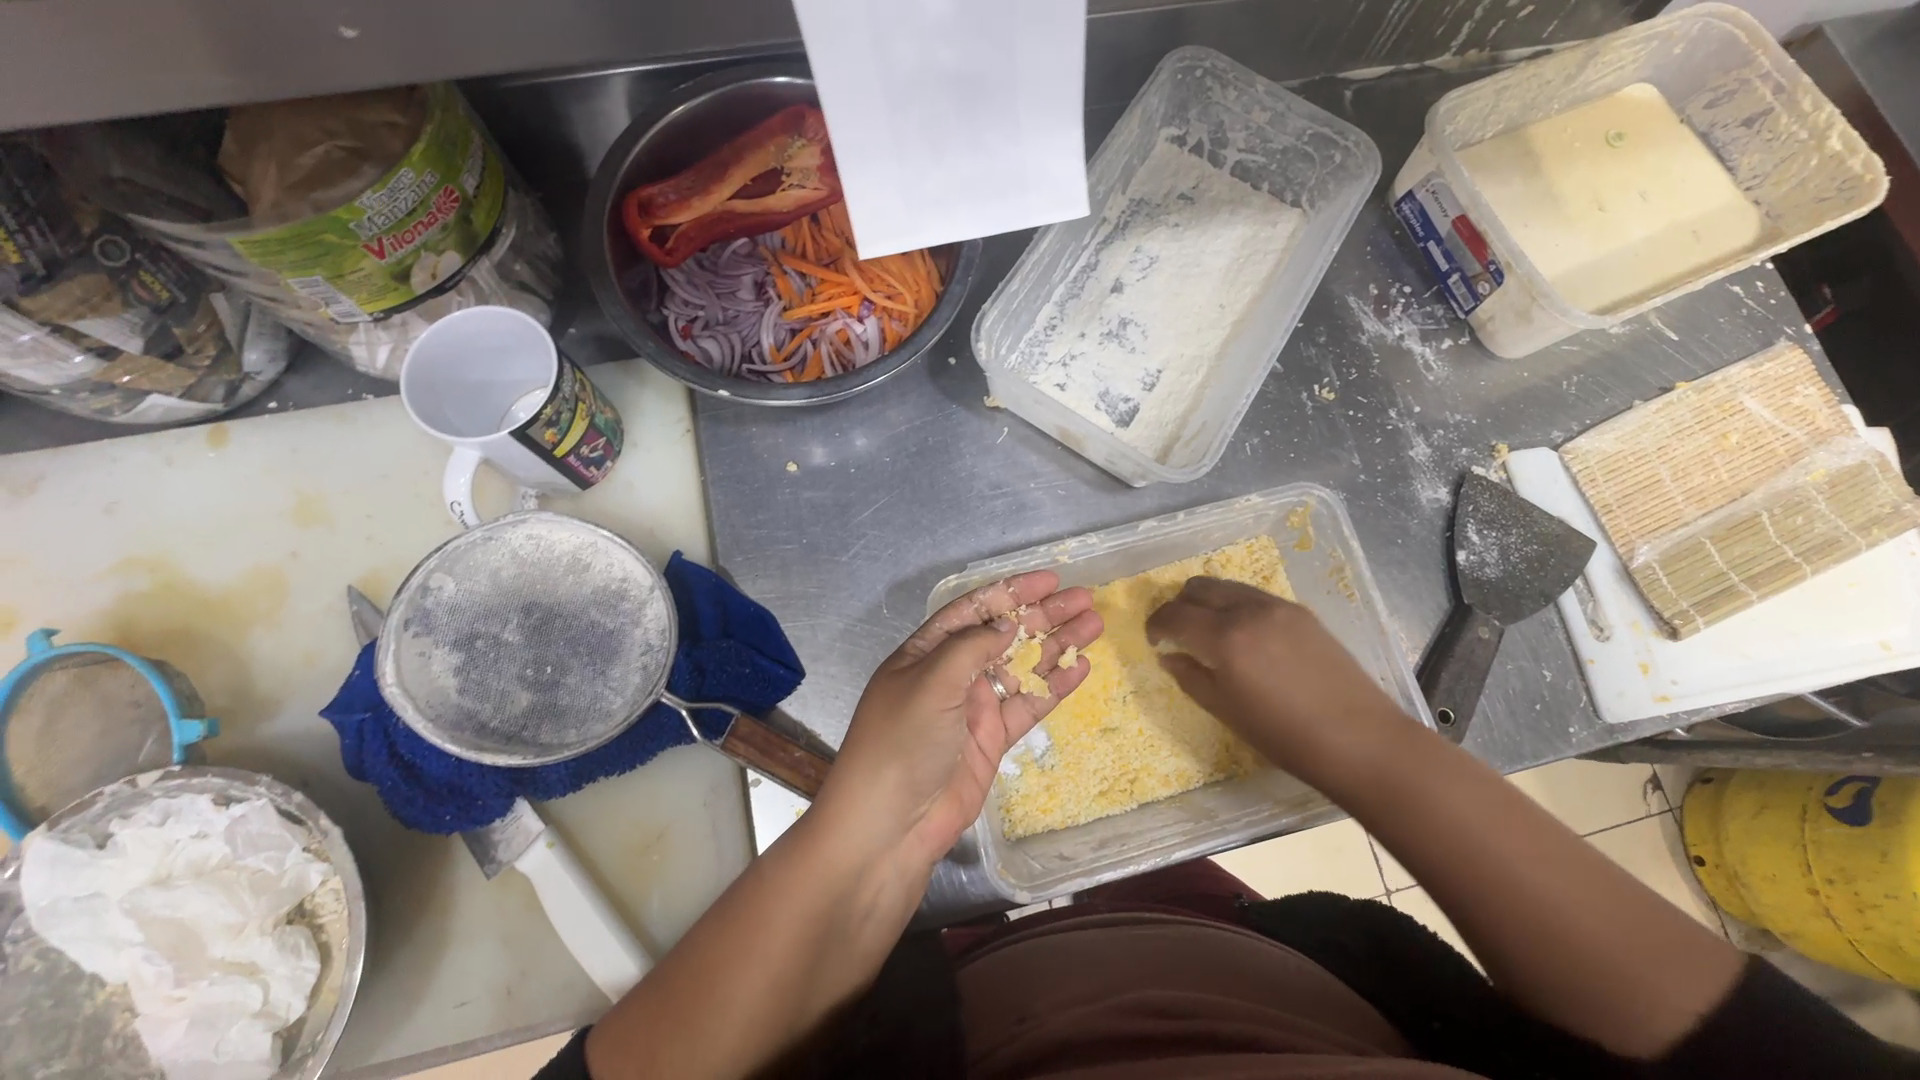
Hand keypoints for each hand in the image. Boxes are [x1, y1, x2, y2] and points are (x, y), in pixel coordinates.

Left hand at [820, 571, 1102, 867]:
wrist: (890, 824)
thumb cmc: (901, 742)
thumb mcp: (931, 682)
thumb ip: (972, 647)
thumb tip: (1007, 622)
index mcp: (927, 652)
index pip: (974, 610)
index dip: (1011, 592)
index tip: (1050, 579)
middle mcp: (951, 674)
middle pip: (1005, 635)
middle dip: (1044, 616)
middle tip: (1086, 599)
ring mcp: (973, 708)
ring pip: (1023, 668)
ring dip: (1057, 646)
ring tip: (1095, 625)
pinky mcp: (991, 740)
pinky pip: (1028, 706)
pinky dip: (1054, 688)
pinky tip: (1081, 668)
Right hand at [1144, 577, 1409, 774]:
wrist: (1360, 739)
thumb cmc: (1284, 736)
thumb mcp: (1226, 711)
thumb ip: (1191, 677)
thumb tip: (1169, 656)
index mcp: (1225, 638)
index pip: (1174, 615)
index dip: (1156, 625)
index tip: (1154, 642)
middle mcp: (1249, 610)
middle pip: (1198, 587)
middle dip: (1179, 606)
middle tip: (1178, 634)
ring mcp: (1278, 607)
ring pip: (1227, 586)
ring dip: (1208, 602)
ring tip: (1209, 633)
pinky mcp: (1302, 612)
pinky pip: (1254, 596)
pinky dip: (1236, 606)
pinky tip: (1244, 637)